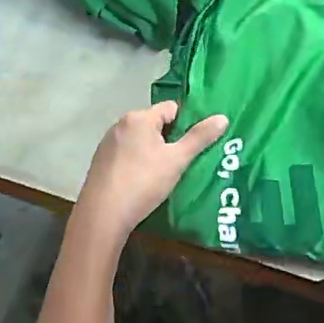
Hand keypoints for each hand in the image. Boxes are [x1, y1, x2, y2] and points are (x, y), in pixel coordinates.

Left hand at [75, 102, 227, 240]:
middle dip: (170, 138)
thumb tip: (222, 117)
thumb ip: (199, 138)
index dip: (186, 123)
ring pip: (140, 140)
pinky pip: (127, 153)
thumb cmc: (144, 182)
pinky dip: (138, 162)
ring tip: (165, 173)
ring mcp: (108, 143)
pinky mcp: (101, 161)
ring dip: (154, 151)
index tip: (194, 144)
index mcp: (139, 118)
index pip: (171, 108)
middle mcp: (120, 124)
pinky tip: (143, 181)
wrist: (103, 214)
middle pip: (154, 123)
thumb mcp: (177, 160)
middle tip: (183, 161)